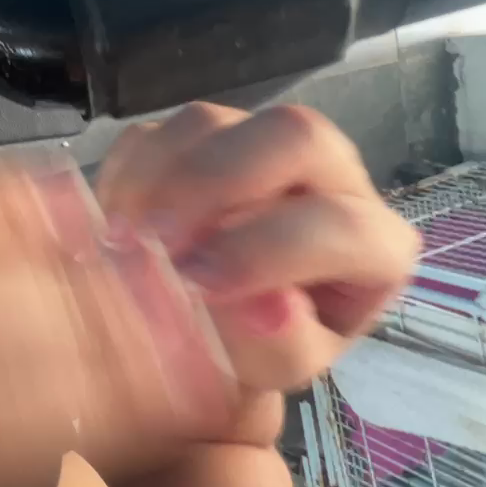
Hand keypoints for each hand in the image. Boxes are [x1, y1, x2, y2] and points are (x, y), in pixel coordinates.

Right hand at [95, 103, 420, 402]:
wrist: (214, 330)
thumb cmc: (260, 345)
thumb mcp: (278, 364)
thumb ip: (280, 345)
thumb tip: (264, 307)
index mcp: (370, 240)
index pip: (340, 224)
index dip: (264, 251)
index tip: (192, 286)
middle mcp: (325, 175)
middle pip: (291, 134)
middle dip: (212, 182)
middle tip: (155, 238)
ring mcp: (252, 145)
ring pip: (208, 122)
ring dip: (154, 180)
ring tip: (123, 239)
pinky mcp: (190, 140)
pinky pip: (150, 134)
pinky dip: (123, 178)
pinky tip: (115, 227)